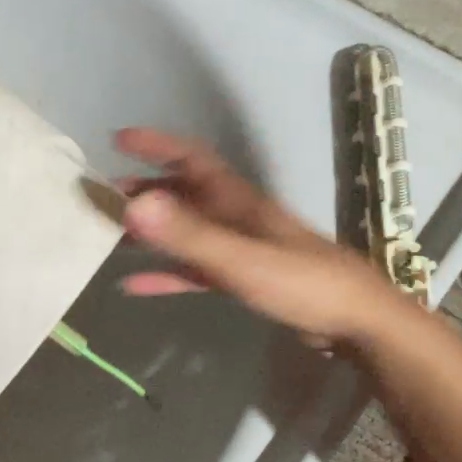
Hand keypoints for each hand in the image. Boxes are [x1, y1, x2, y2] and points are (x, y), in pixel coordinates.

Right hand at [113, 127, 410, 347]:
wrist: (357, 323)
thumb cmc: (304, 284)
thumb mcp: (241, 259)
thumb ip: (188, 234)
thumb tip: (133, 204)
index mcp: (237, 202)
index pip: (191, 159)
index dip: (156, 145)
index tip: (119, 139)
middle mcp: (235, 218)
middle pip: (182, 194)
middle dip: (144, 189)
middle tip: (103, 194)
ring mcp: (239, 249)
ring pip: (185, 231)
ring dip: (150, 229)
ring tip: (111, 232)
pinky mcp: (242, 279)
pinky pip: (193, 270)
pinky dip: (164, 273)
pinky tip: (134, 284)